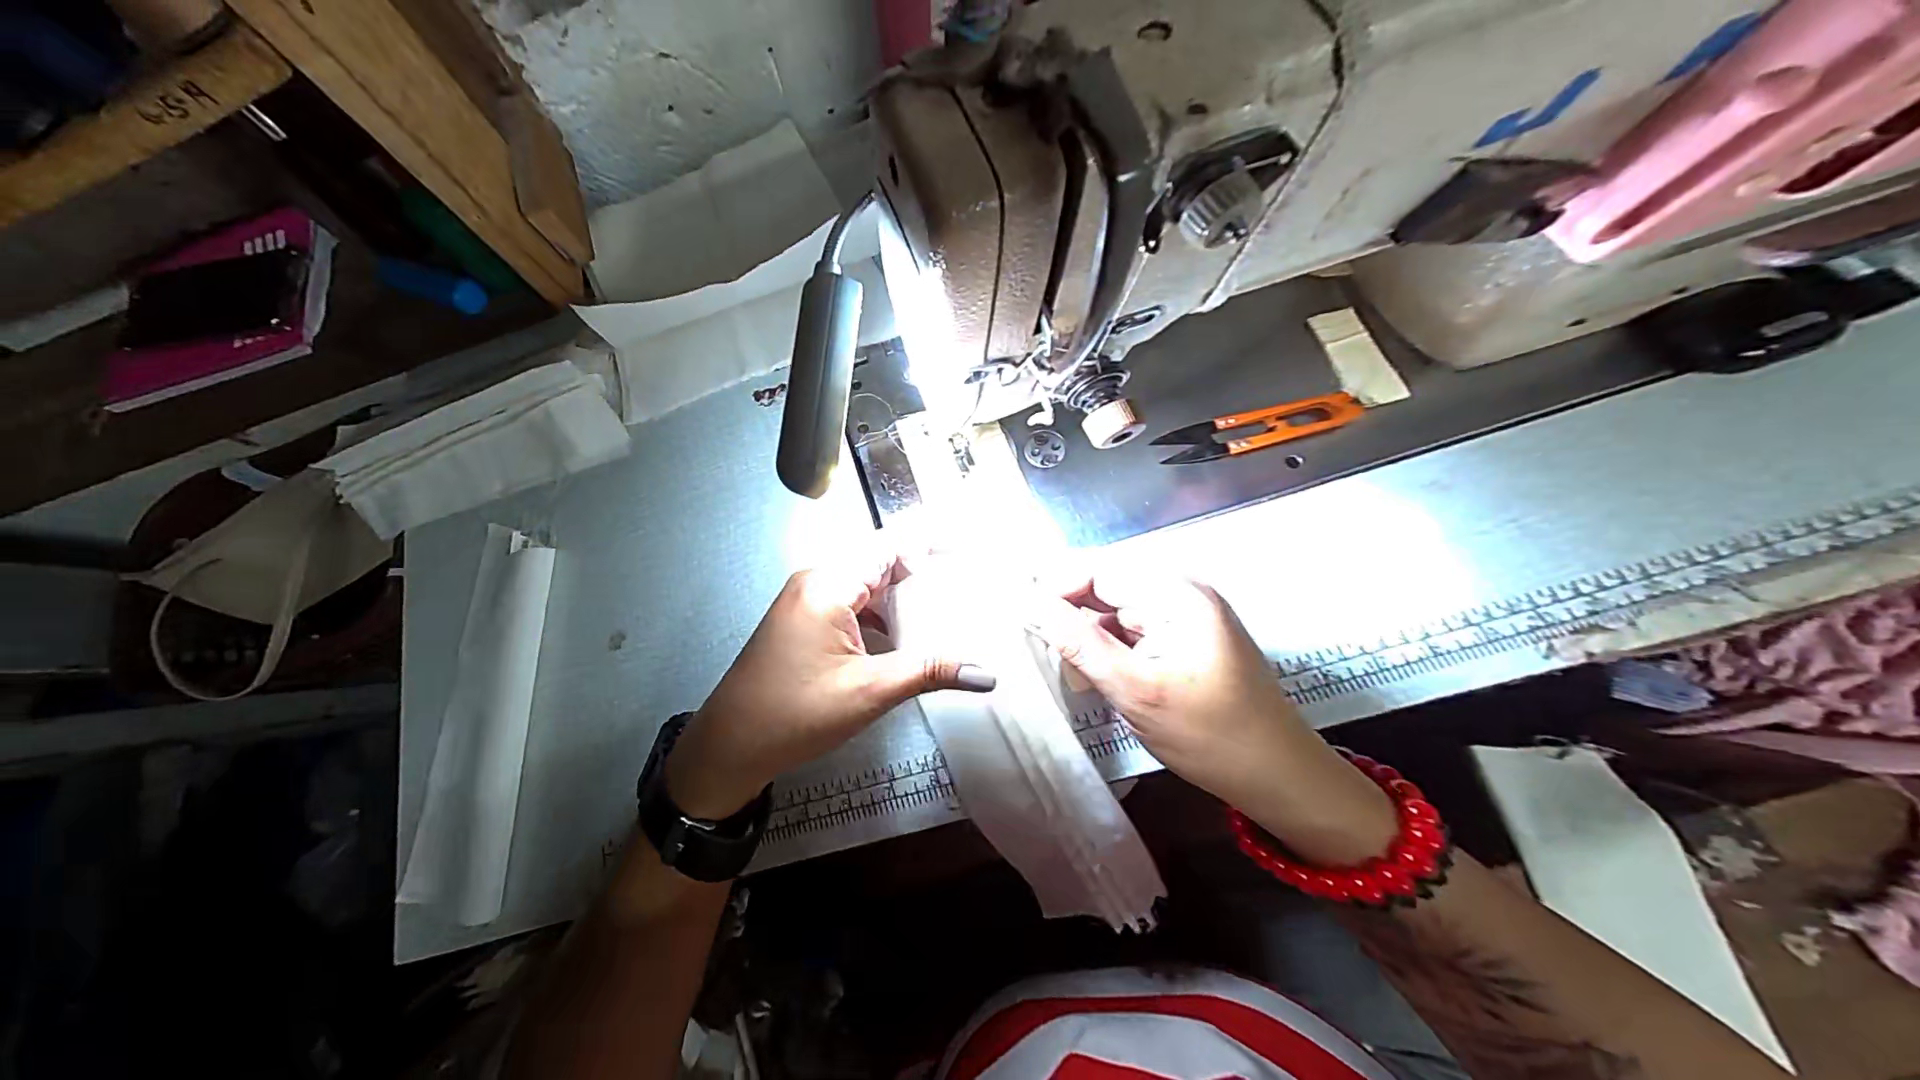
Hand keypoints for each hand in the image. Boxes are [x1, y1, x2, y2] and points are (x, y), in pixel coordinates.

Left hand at [667, 551, 994, 818]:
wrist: (730, 746)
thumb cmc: (794, 714)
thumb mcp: (868, 692)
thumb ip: (929, 672)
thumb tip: (986, 675)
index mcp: (828, 584)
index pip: (891, 547)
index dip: (934, 543)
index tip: (972, 549)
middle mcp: (816, 580)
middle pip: (881, 560)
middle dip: (924, 570)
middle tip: (969, 581)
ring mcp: (807, 599)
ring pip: (867, 582)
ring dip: (903, 594)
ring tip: (948, 605)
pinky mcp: (805, 618)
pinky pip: (852, 600)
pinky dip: (882, 611)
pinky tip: (907, 632)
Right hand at [1033, 570, 1396, 865]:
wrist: (1279, 777)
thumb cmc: (1211, 736)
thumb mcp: (1135, 690)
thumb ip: (1077, 642)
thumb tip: (1026, 602)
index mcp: (1177, 593)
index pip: (1100, 569)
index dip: (1056, 587)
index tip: (1019, 614)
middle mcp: (1182, 594)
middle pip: (1107, 587)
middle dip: (1069, 612)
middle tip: (1035, 643)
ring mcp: (1185, 617)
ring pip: (1116, 611)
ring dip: (1086, 633)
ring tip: (1060, 663)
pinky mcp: (1184, 640)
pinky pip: (1133, 630)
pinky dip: (1108, 648)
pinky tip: (1090, 672)